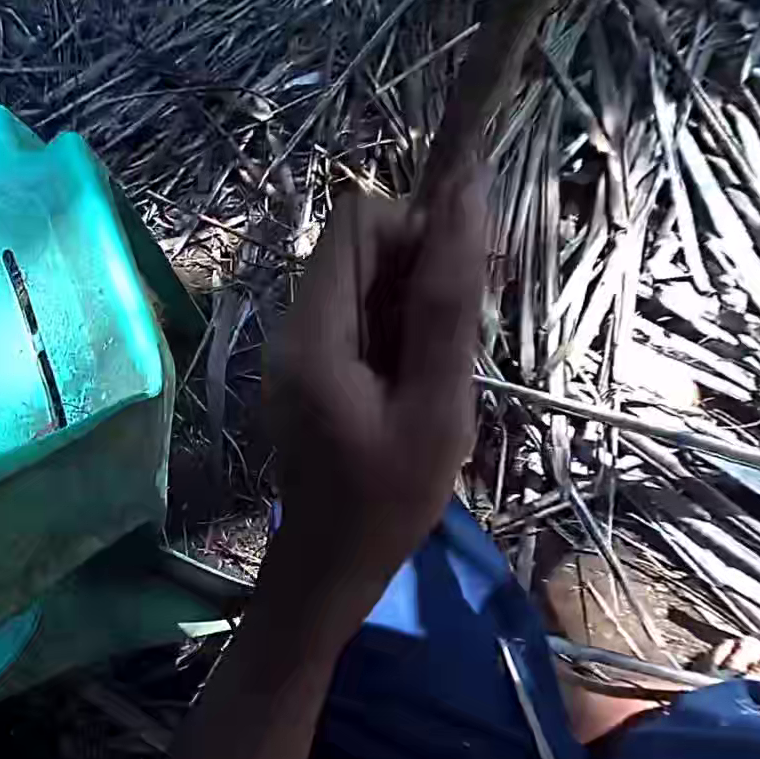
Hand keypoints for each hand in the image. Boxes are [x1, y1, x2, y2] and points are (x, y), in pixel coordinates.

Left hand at [264, 172, 490, 586]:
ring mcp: (295, 348)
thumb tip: (466, 199)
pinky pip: (355, 317)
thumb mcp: (435, 404)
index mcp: (315, 334)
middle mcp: (293, 328)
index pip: (359, 221)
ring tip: (431, 371)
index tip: (456, 288)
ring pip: (361, 282)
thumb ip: (447, 303)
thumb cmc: (389, 499)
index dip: (417, 231)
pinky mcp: (307, 366)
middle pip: (358, 247)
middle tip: (453, 339)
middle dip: (417, 272)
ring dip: (410, 306)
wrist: (333, 559)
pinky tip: (410, 381)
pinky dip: (392, 331)